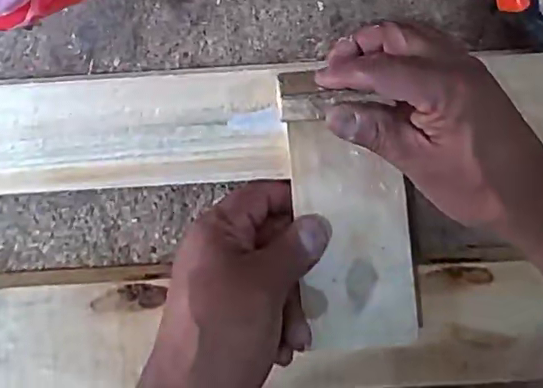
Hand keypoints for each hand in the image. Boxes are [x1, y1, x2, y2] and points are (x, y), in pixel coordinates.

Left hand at [138, 181, 330, 387]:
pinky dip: (276, 321)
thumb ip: (295, 247)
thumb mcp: (266, 284)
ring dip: (291, 303)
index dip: (294, 200)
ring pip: (270, 273)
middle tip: (317, 288)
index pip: (261, 195)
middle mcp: (216, 250)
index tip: (327, 215)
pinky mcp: (222, 314)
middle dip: (297, 268)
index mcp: (217, 230)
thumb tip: (318, 222)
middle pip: (270, 238)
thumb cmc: (223, 332)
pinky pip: (259, 301)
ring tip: (297, 335)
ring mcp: (218, 283)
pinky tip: (283, 347)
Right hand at [313, 21, 542, 241]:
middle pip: (400, 34)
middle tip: (333, 65)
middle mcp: (455, 62)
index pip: (383, 67)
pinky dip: (403, 49)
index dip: (347, 71)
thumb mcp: (421, 164)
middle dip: (362, 43)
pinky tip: (389, 72)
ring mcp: (466, 64)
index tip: (319, 80)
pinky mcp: (471, 73)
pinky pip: (430, 45)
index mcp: (443, 84)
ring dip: (382, 42)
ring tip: (354, 64)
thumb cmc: (477, 186)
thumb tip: (333, 113)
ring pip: (415, 34)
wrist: (533, 195)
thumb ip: (377, 131)